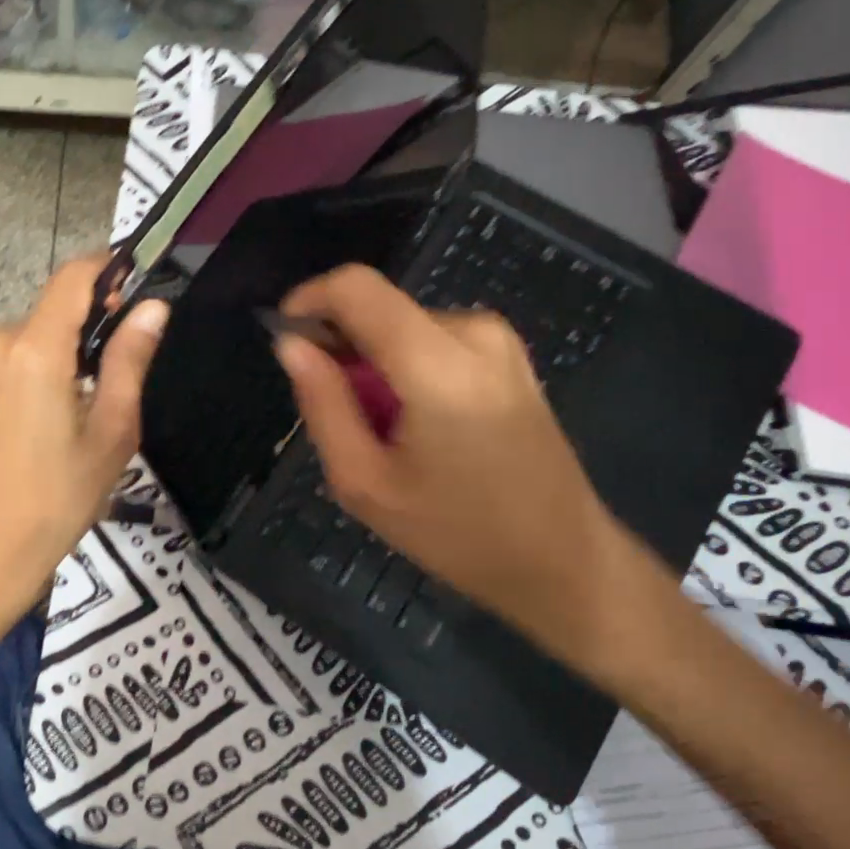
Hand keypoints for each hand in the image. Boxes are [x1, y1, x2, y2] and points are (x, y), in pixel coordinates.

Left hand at [0, 258, 167, 653]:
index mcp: (32, 349)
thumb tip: (153, 308)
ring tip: (87, 407)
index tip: (141, 285)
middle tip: (124, 372)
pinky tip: (52, 416)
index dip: (110, 269)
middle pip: (54, 308)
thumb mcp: (111, 432)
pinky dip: (40, 367)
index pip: (73, 276)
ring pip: (34, 333)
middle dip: (92, 324)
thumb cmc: (57, 500)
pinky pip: (12, 356)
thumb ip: (129, 361)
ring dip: (65, 351)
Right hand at [273, 265, 646, 668]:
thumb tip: (290, 345)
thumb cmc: (457, 532)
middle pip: (377, 310)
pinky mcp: (508, 356)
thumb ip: (322, 404)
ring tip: (378, 435)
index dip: (309, 300)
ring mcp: (498, 341)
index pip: (356, 287)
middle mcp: (472, 332)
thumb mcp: (364, 483)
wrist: (563, 561)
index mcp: (436, 362)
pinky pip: (430, 342)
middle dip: (340, 349)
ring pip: (400, 328)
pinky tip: (414, 429)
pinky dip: (403, 372)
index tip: (286, 343)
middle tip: (333, 417)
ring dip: (371, 367)